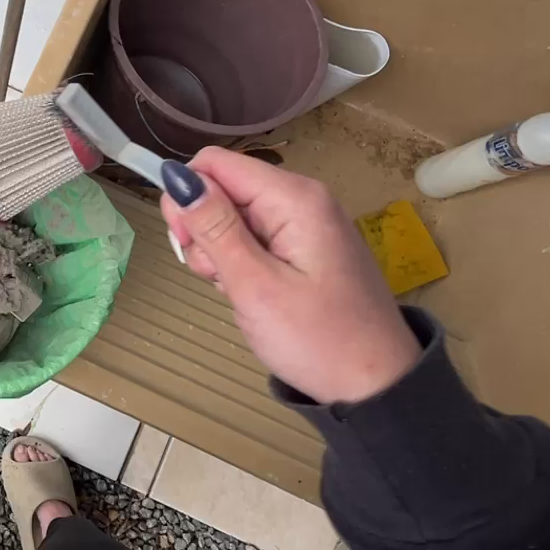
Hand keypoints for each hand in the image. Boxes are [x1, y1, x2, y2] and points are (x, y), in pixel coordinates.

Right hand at [158, 148, 420, 403]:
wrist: (374, 385)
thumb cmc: (316, 338)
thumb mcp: (255, 284)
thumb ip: (214, 227)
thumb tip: (176, 176)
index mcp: (293, 198)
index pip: (214, 163)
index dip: (187, 196)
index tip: (186, 243)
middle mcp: (298, 198)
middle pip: (220, 188)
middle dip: (201, 229)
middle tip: (216, 274)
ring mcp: (300, 223)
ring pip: (228, 215)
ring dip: (216, 251)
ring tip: (238, 289)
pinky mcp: (299, 246)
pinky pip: (249, 237)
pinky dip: (235, 261)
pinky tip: (247, 290)